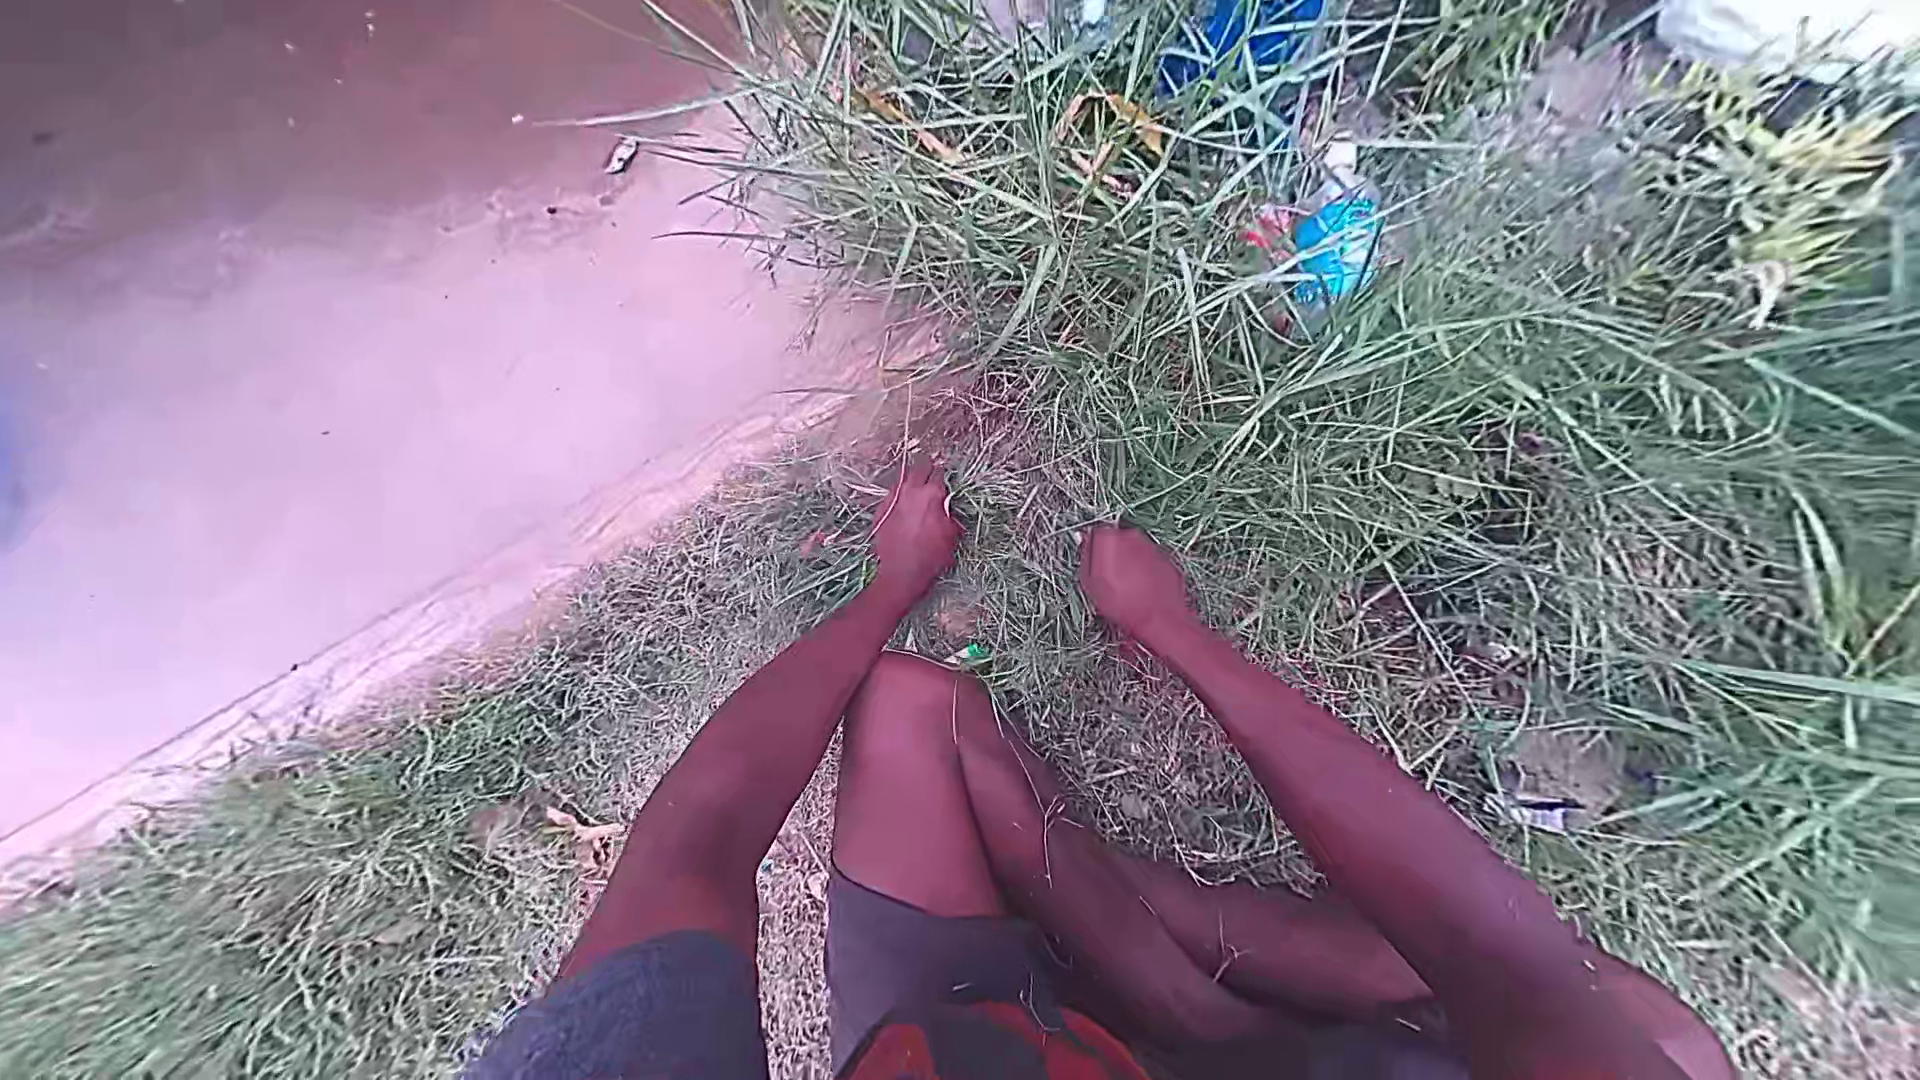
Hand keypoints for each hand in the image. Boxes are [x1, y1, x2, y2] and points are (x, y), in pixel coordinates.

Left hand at [871, 460, 960, 600]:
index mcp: (932, 495)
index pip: (939, 474)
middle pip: (920, 469)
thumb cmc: (931, 557)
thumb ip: (950, 516)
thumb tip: (947, 509)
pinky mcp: (882, 510)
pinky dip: (899, 492)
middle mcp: (911, 492)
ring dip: (912, 478)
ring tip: (917, 480)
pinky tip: (903, 497)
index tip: (945, 473)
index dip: (944, 472)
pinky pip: (892, 493)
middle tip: (932, 469)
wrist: (902, 572)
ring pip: (904, 479)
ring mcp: (894, 500)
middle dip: (927, 468)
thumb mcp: (951, 535)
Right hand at [1078, 524, 1198, 643]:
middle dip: (1111, 554)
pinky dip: (1145, 571)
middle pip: (1116, 540)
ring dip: (1129, 562)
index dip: (1091, 548)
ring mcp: (1152, 548)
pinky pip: (1151, 561)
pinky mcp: (1166, 561)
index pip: (1095, 533)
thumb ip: (1086, 559)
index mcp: (1110, 538)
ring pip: (1135, 550)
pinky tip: (1140, 589)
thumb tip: (1084, 547)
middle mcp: (1133, 537)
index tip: (1089, 558)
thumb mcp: (1091, 583)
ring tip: (1123, 585)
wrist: (1158, 618)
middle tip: (1105, 575)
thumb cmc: (1125, 604)